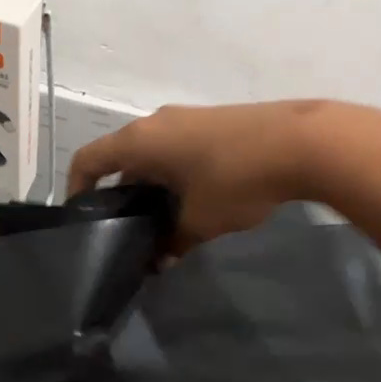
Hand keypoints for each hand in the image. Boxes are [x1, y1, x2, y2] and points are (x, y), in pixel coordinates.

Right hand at [66, 101, 341, 249]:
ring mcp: (186, 119)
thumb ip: (171, 242)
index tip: (82, 218)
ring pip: (153, 155)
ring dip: (151, 187)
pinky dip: (173, 175)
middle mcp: (155, 124)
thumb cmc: (236, 179)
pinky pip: (177, 150)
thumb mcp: (199, 221)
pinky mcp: (213, 123)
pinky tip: (194, 203)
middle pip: (121, 159)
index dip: (77, 187)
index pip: (88, 159)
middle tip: (127, 232)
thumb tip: (158, 261)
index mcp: (139, 141)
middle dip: (121, 195)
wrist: (303, 142)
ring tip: (162, 224)